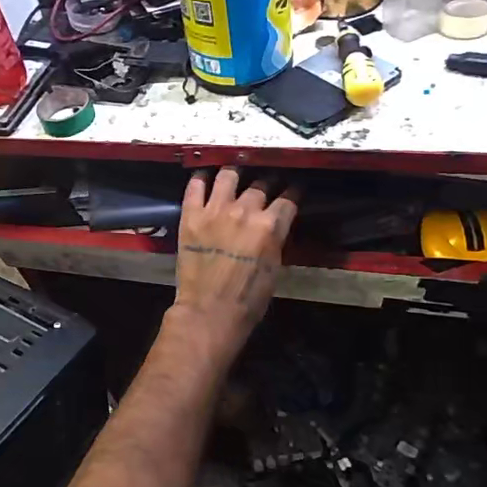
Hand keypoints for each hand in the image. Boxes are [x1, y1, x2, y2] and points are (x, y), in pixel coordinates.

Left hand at [161, 168, 298, 366]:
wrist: (209, 313)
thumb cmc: (248, 299)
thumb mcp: (274, 268)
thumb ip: (276, 239)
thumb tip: (276, 225)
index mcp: (270, 226)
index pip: (288, 199)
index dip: (293, 193)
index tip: (294, 190)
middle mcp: (245, 210)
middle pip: (260, 185)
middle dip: (267, 183)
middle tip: (267, 185)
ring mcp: (216, 210)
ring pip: (229, 175)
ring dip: (236, 174)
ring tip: (236, 175)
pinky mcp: (191, 214)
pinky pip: (196, 185)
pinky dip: (201, 178)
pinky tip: (205, 177)